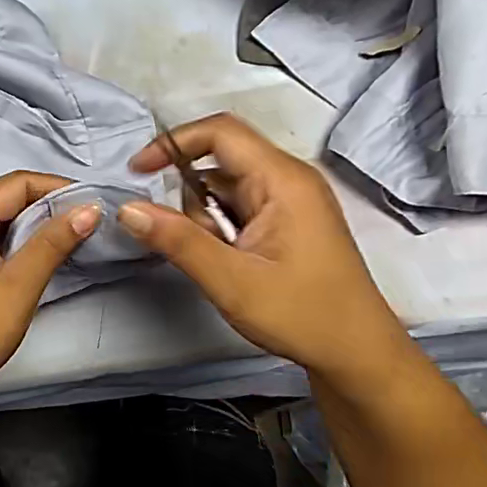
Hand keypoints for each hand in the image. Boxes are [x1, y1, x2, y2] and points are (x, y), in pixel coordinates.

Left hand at [0, 171, 100, 400]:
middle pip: (10, 196)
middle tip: (92, 219)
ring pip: (6, 216)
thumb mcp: (17, 287)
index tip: (95, 202)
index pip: (15, 184)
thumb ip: (53, 243)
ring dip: (40, 223)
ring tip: (79, 233)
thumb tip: (90, 208)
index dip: (58, 188)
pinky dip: (25, 239)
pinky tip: (49, 250)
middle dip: (52, 204)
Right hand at [115, 113, 410, 377]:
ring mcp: (290, 200)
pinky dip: (220, 229)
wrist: (357, 354)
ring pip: (224, 187)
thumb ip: (177, 241)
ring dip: (206, 219)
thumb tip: (129, 209)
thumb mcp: (231, 281)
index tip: (139, 172)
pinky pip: (237, 207)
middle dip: (192, 198)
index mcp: (283, 180)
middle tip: (198, 244)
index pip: (219, 132)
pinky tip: (232, 263)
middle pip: (218, 161)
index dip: (173, 143)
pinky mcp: (286, 220)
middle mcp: (288, 179)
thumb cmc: (304, 316)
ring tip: (224, 262)